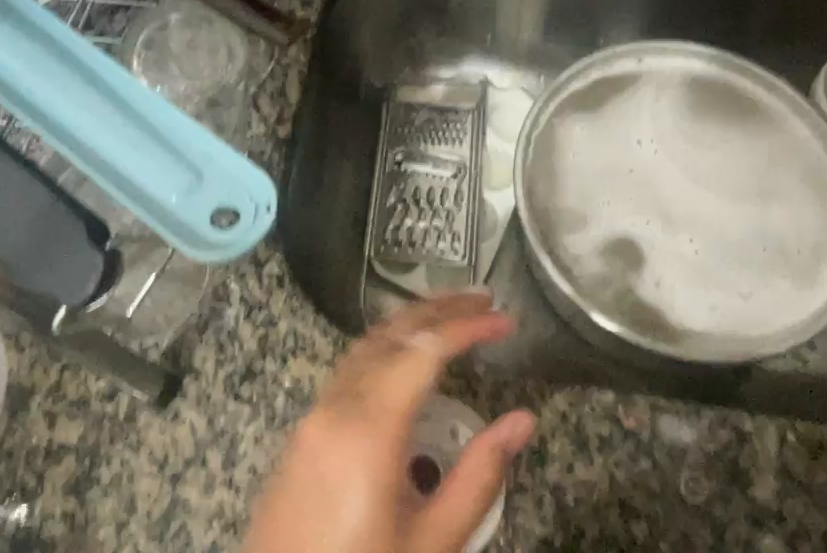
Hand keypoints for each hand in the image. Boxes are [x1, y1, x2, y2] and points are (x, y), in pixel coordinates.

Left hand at [245, 293, 536, 552]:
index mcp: (369, 428)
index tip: (506, 319)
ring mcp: (313, 415)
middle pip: (391, 334)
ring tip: (451, 314)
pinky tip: (405, 357)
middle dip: (439, 309)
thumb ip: (479, 476)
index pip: (425, 350)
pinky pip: (347, 368)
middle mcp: (336, 406)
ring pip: (364, 345)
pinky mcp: (303, 431)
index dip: (467, 326)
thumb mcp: (432, 541)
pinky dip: (383, 346)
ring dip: (408, 322)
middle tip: (483, 297)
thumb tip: (524, 419)